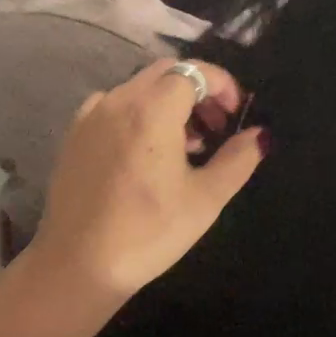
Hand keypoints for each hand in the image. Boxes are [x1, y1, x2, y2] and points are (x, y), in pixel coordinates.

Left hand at [31, 60, 267, 299]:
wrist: (77, 265)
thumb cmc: (148, 232)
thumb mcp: (205, 199)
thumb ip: (237, 159)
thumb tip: (260, 134)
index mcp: (152, 109)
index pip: (194, 71)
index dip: (222, 85)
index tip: (236, 113)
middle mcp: (119, 99)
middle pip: (166, 72)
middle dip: (198, 89)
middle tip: (216, 126)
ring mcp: (92, 114)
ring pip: (140, 87)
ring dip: (169, 101)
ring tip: (187, 144)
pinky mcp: (75, 133)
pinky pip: (115, 105)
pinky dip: (139, 112)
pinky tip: (146, 151)